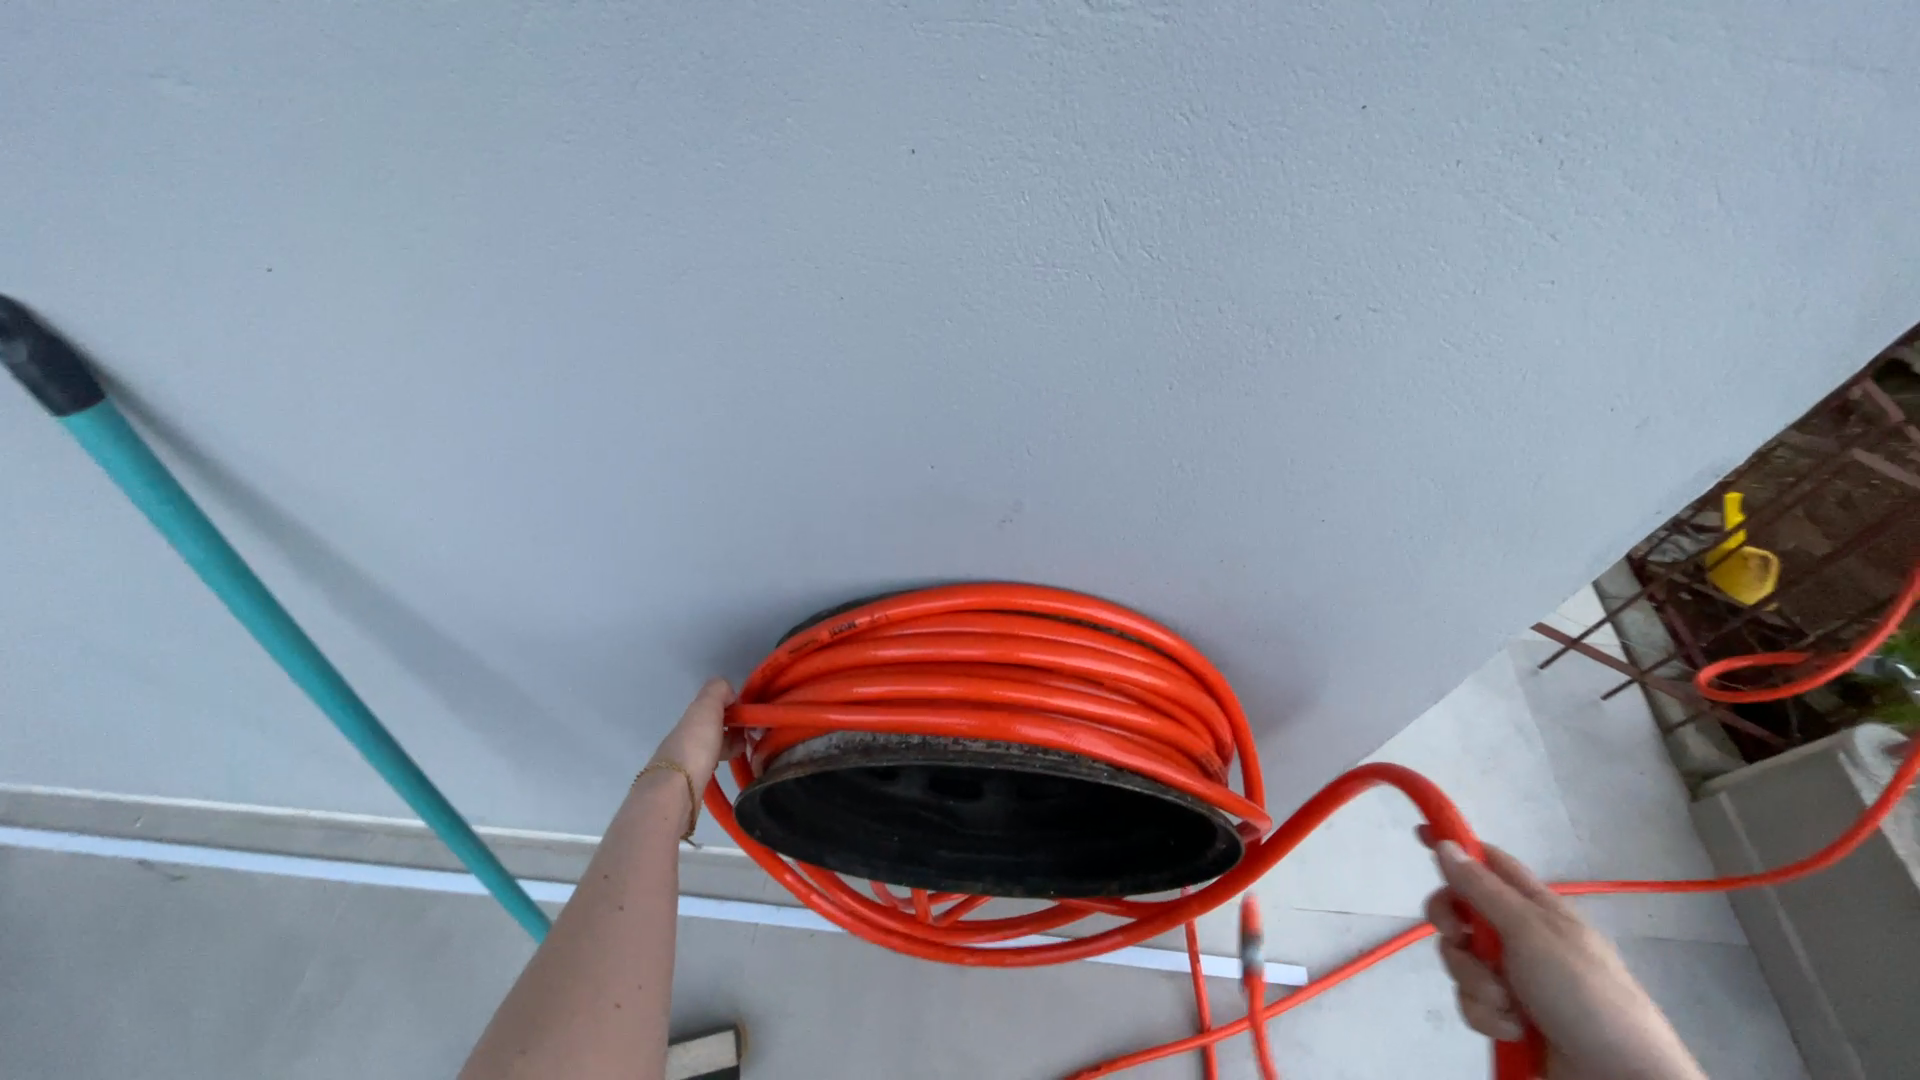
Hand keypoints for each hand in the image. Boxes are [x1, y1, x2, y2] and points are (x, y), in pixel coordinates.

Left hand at [648, 678, 745, 792]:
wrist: (675, 791)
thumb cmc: (695, 746)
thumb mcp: (706, 708)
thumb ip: (717, 691)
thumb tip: (729, 694)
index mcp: (690, 718)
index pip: (714, 705)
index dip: (734, 706)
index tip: (750, 716)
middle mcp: (686, 736)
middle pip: (714, 726)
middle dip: (734, 728)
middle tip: (752, 736)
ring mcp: (687, 760)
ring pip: (713, 746)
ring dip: (730, 746)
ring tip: (746, 752)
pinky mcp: (691, 782)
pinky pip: (712, 764)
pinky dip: (723, 762)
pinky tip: (731, 766)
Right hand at [1424, 837, 1706, 1079]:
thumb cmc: (1583, 994)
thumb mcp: (1531, 933)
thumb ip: (1483, 890)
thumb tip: (1446, 844)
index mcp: (1536, 908)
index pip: (1489, 863)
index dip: (1456, 847)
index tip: (1420, 835)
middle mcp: (1522, 938)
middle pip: (1461, 911)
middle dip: (1452, 928)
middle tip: (1460, 938)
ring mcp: (1514, 978)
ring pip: (1460, 960)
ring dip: (1476, 983)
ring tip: (1508, 1006)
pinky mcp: (1508, 1015)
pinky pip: (1471, 1000)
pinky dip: (1486, 1015)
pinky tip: (1514, 1030)